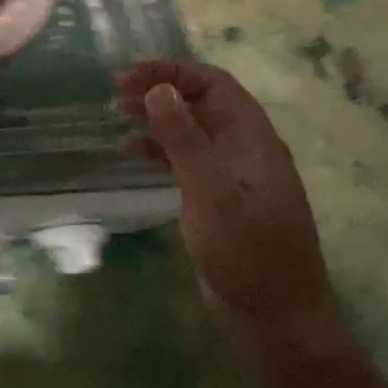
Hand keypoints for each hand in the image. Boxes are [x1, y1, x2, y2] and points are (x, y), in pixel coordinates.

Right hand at [117, 60, 338, 340]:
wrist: (274, 316)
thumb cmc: (246, 248)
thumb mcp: (209, 188)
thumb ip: (183, 137)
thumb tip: (158, 88)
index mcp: (253, 139)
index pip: (214, 83)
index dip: (171, 71)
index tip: (127, 76)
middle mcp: (245, 150)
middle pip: (202, 102)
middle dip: (159, 90)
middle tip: (113, 93)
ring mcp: (233, 176)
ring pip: (192, 129)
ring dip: (156, 117)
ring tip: (116, 116)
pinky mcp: (219, 199)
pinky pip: (186, 158)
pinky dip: (158, 148)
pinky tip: (133, 154)